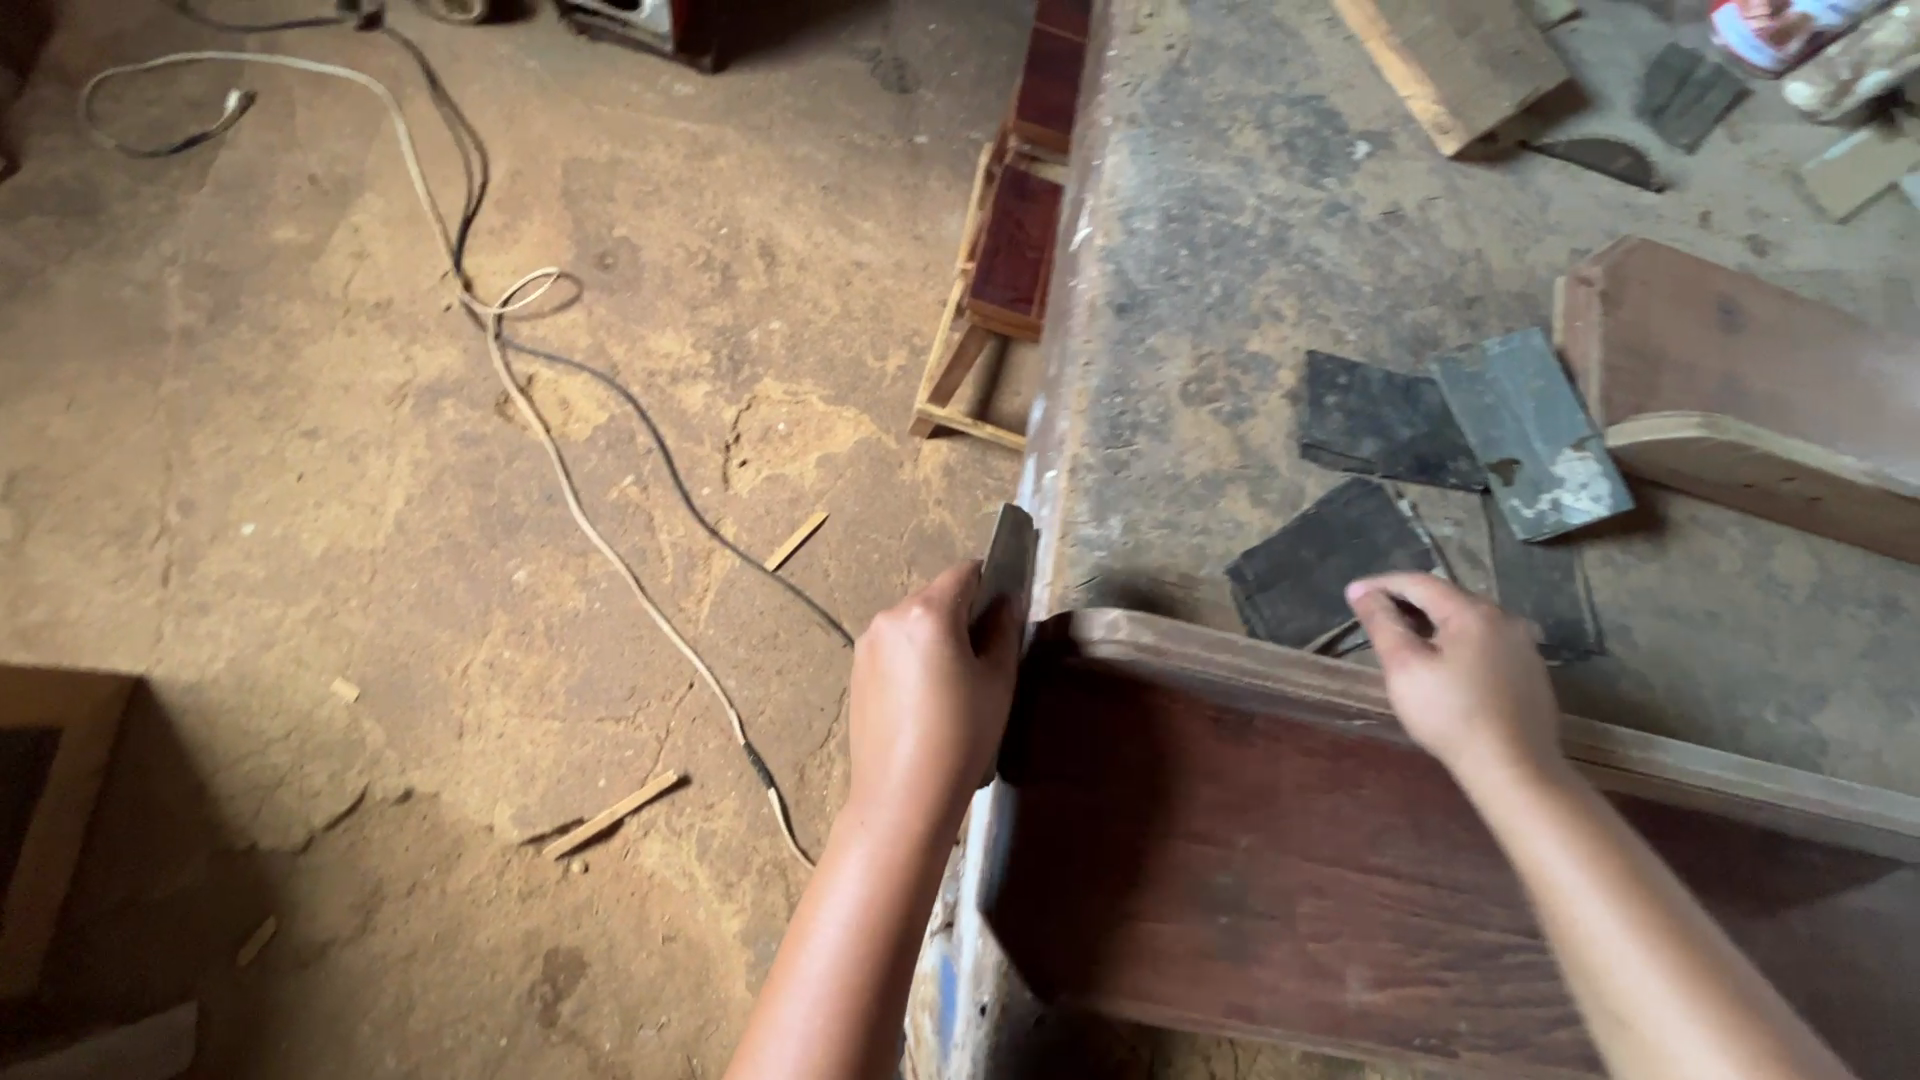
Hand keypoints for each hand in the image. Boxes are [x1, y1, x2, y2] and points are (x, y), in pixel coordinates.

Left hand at [846, 561, 1020, 830]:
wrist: (902, 794)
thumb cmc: (961, 735)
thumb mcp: (998, 681)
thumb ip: (1003, 630)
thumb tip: (1005, 602)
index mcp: (928, 612)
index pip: (965, 572)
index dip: (990, 587)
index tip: (1001, 619)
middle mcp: (891, 616)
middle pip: (936, 596)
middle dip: (961, 615)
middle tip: (980, 660)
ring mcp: (868, 643)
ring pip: (913, 622)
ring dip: (935, 636)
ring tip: (950, 686)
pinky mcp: (856, 669)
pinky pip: (894, 646)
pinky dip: (912, 657)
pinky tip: (922, 700)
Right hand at [1346, 572, 1564, 786]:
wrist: (1513, 767)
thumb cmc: (1449, 714)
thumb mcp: (1404, 666)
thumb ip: (1382, 623)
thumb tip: (1360, 591)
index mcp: (1472, 612)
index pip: (1419, 582)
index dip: (1381, 584)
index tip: (1352, 594)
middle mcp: (1504, 618)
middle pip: (1446, 597)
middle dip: (1407, 600)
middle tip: (1374, 614)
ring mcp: (1523, 644)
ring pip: (1467, 619)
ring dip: (1432, 620)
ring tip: (1403, 635)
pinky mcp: (1530, 669)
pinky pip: (1484, 639)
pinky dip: (1456, 639)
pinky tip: (1443, 659)